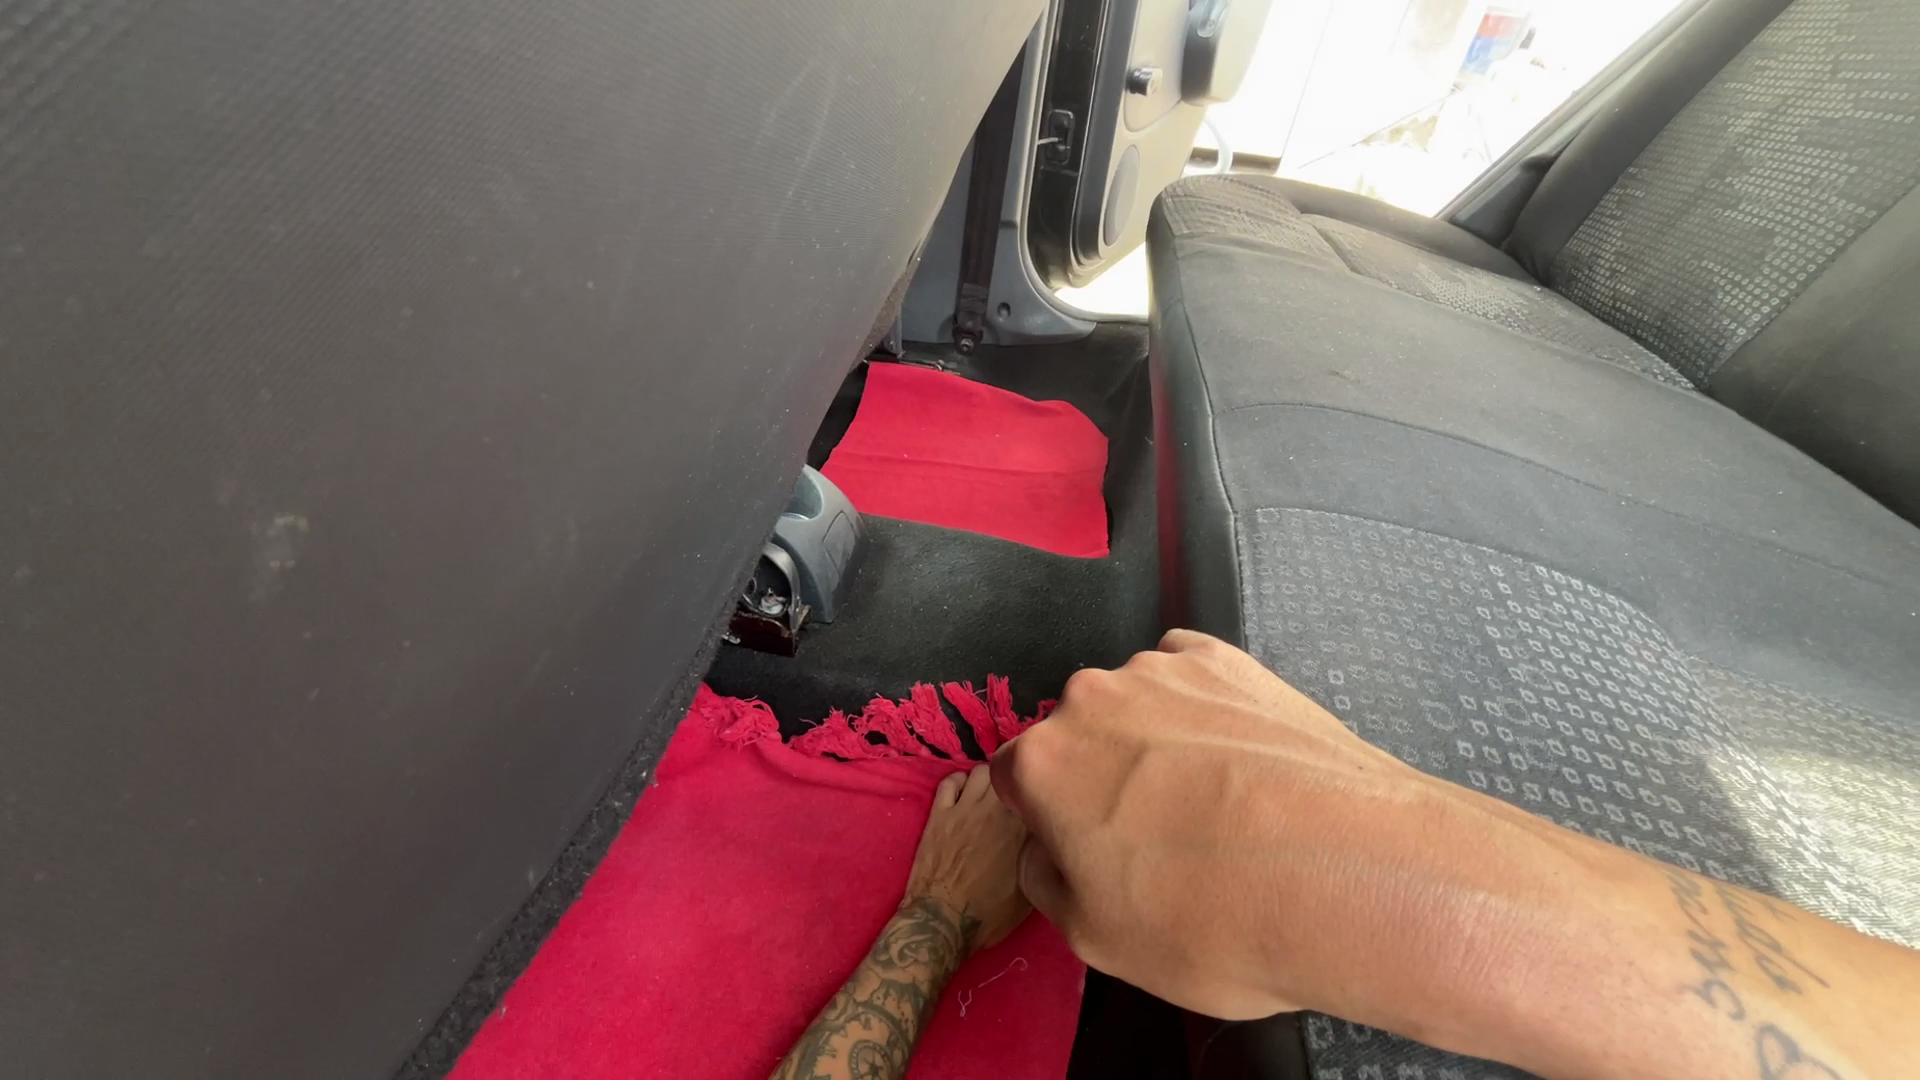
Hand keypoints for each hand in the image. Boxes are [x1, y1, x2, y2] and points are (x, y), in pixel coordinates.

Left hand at [904, 764, 1032, 953]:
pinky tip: (963, 793)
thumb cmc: (989, 913)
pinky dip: (959, 782)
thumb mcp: (1029, 892)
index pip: (1034, 794)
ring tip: (989, 793)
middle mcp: (994, 809)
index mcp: (1021, 828)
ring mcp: (964, 807)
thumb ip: (1038, 858)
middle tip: (1013, 798)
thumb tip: (1044, 840)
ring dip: (988, 779)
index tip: (1037, 806)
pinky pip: (950, 781)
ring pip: (981, 771)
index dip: (1036, 798)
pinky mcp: (939, 812)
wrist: (942, 920)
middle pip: (1009, 775)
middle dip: (1014, 783)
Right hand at [989, 630, 1588, 1031]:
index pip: (1014, 777)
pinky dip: (1195, 705)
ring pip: (1131, 704)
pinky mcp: (1223, 657)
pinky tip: (1236, 750)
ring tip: (1215, 795)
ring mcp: (1159, 668)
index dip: (1046, 815)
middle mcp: (1090, 698)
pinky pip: (1184, 675)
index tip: (1086, 844)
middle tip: (1155, 828)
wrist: (1353, 874)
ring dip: (1150, 738)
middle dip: (1097, 773)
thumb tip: (1047, 845)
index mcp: (1044, 761)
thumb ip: (1045, 880)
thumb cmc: (1211, 920)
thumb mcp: (1097, 940)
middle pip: (1074, 735)